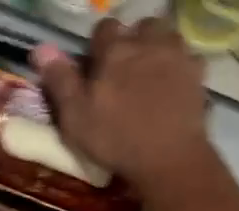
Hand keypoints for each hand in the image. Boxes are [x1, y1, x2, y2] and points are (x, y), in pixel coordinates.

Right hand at [30, 19, 210, 186]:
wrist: (168, 157)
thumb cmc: (114, 138)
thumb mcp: (75, 117)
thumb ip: (60, 81)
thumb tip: (40, 48)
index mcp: (115, 51)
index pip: (104, 29)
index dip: (98, 45)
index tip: (94, 65)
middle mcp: (148, 42)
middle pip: (141, 26)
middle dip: (133, 41)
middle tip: (125, 68)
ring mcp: (177, 55)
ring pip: (167, 36)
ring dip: (158, 47)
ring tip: (151, 73)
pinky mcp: (198, 73)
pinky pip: (189, 58)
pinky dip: (180, 67)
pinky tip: (174, 86)